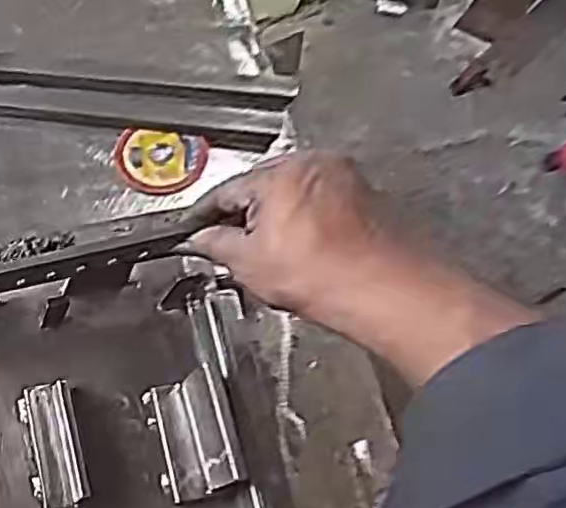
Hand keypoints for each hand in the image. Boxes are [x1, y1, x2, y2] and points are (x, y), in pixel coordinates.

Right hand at [184, 152, 410, 316]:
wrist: (373, 284)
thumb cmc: (317, 271)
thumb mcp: (243, 261)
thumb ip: (214, 243)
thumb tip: (202, 238)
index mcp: (281, 174)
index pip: (224, 191)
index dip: (202, 215)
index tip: (193, 229)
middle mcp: (315, 164)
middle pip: (258, 186)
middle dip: (237, 214)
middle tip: (220, 242)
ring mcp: (341, 176)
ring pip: (287, 192)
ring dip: (267, 216)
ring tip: (256, 250)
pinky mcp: (359, 193)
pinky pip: (312, 200)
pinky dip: (294, 218)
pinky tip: (288, 247)